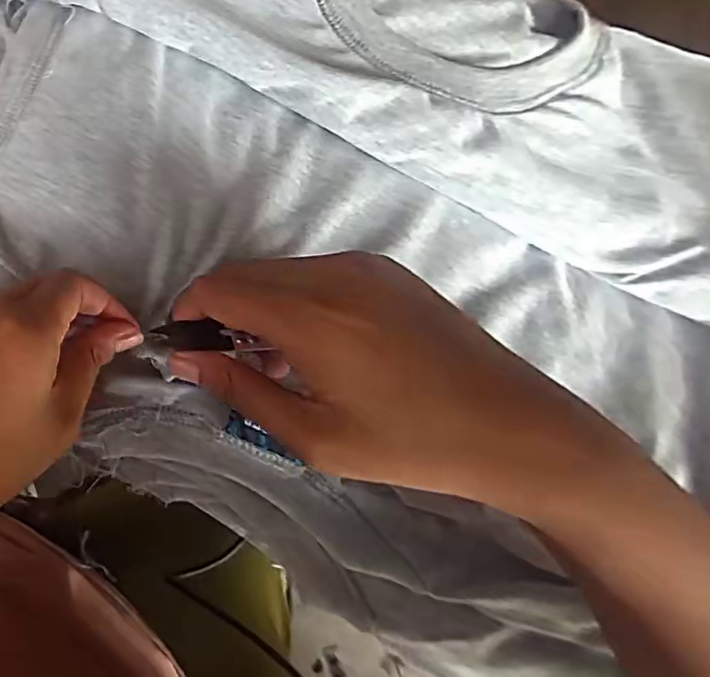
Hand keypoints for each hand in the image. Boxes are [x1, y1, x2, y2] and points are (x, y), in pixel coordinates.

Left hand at [0, 271, 141, 553]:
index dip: (106, 301)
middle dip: (82, 303)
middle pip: (47, 283)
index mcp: (24, 326)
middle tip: (106, 338)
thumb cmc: (1, 455)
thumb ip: (89, 360)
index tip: (125, 330)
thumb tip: (119, 331)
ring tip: (75, 347)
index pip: (73, 285)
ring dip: (53, 309)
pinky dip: (26, 317)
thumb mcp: (61, 413)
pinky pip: (0, 307)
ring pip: (23, 293)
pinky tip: (38, 350)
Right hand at [167, 253, 645, 519]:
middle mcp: (328, 274)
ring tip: (275, 357)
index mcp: (309, 314)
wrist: (526, 432)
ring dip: (255, 303)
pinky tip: (317, 341)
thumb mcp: (314, 435)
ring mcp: (359, 266)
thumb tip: (184, 360)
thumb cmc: (413, 444)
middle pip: (240, 274)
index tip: (189, 345)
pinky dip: (291, 296)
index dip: (189, 311)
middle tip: (230, 358)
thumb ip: (239, 388)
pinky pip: (310, 271)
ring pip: (273, 270)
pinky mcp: (382, 268)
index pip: (216, 288)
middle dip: (219, 309)